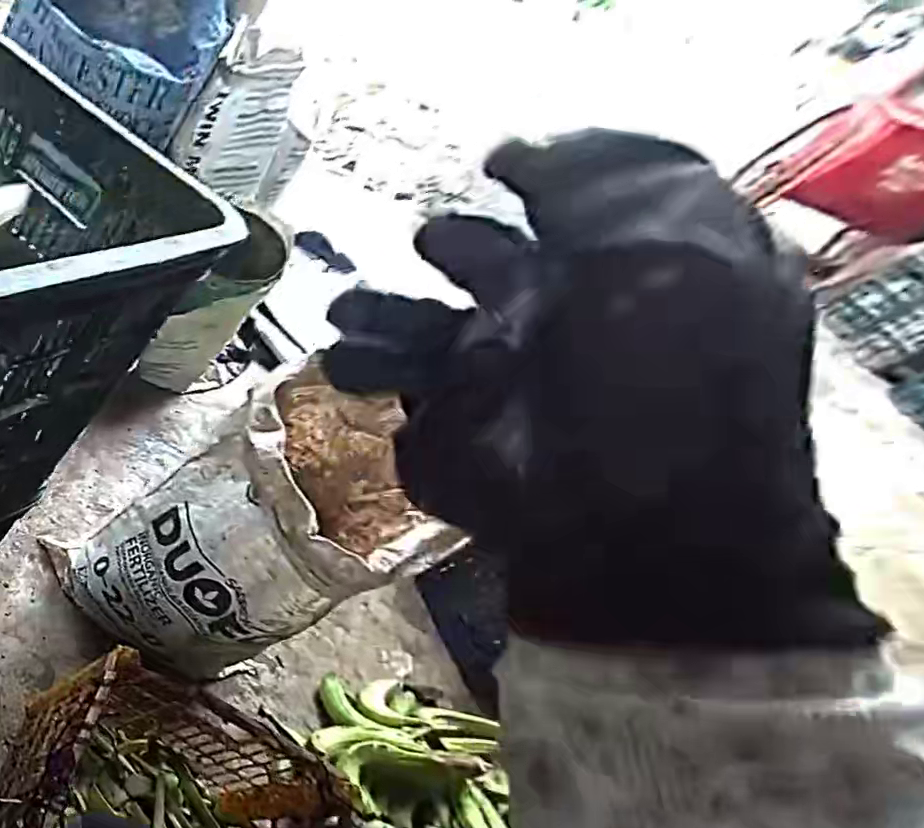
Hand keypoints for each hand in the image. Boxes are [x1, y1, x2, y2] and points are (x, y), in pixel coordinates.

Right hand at [322, 129, 887, 649]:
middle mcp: (546, 323)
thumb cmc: (651, 377)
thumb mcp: (656, 252)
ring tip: (340, 312)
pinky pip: (387, 390)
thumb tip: (518, 155)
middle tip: (425, 237)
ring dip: (375, 316)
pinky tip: (332, 360)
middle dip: (449, 247)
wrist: (612, 511)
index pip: (573, 213)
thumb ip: (597, 186)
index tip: (496, 161)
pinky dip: (353, 372)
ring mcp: (485, 381)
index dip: (541, 182)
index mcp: (611, 275)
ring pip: (417, 331)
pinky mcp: (437, 429)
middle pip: (484, 268)